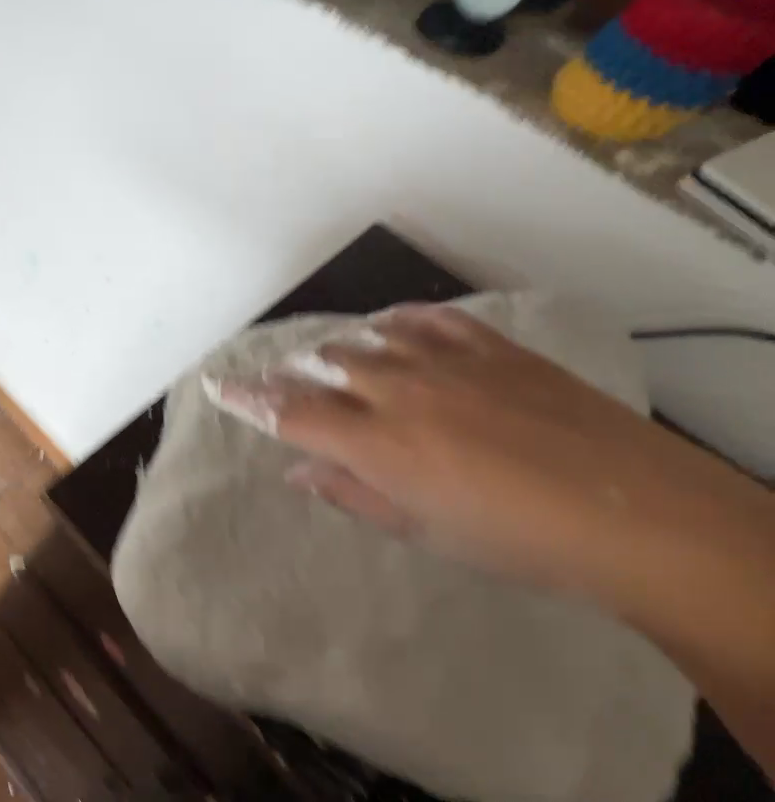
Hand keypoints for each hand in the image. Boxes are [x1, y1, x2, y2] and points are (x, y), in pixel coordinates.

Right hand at [205, 303, 762, 600]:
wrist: (643, 518)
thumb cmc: (520, 540)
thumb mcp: (425, 532)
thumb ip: (353, 493)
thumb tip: (299, 470)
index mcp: (375, 443)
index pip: (287, 410)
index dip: (246, 396)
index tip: (216, 384)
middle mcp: (398, 392)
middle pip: (320, 365)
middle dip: (290, 371)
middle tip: (283, 381)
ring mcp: (446, 364)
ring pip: (366, 337)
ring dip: (339, 347)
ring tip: (334, 359)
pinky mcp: (493, 350)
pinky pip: (428, 319)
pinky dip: (397, 321)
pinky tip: (388, 326)